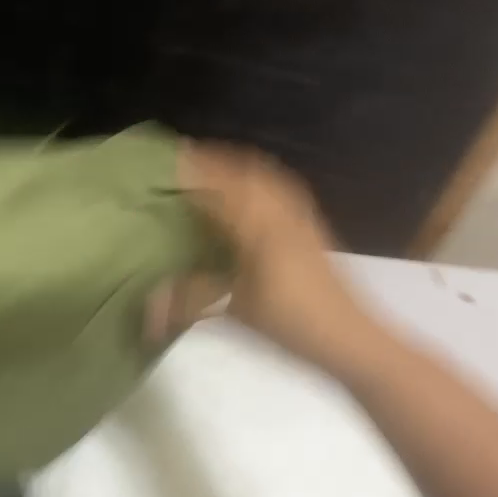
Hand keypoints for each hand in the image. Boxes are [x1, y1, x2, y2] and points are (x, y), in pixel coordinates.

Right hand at [150, 141, 384, 372]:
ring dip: (238, 167)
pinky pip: (283, 189)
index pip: (220, 186)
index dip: (193, 170)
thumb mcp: (235, 312)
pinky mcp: (312, 228)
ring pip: (267, 176)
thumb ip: (189, 301)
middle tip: (184, 158)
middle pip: (246, 170)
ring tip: (212, 167)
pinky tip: (251, 191)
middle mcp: (281, 212)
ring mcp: (301, 217)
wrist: (352, 338)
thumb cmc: (292, 322)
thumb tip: (145, 309)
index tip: (166, 159)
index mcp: (259, 226)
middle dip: (215, 160)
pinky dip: (260, 180)